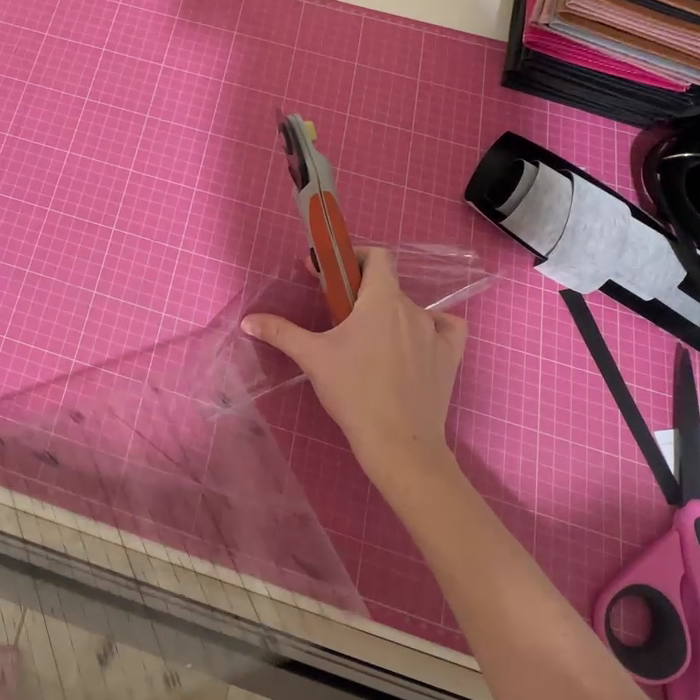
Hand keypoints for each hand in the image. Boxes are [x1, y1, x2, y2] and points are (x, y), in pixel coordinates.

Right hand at [243, 248, 466, 489]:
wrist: (399, 443)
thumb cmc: (354, 392)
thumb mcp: (312, 358)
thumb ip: (280, 332)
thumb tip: (248, 320)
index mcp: (381, 301)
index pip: (377, 257)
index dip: (352, 257)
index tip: (329, 274)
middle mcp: (413, 310)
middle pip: (388, 287)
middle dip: (362, 294)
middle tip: (338, 318)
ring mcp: (437, 334)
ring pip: (411, 310)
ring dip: (389, 315)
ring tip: (370, 341)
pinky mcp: (451, 358)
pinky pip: (446, 328)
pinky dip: (431, 327)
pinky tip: (416, 341)